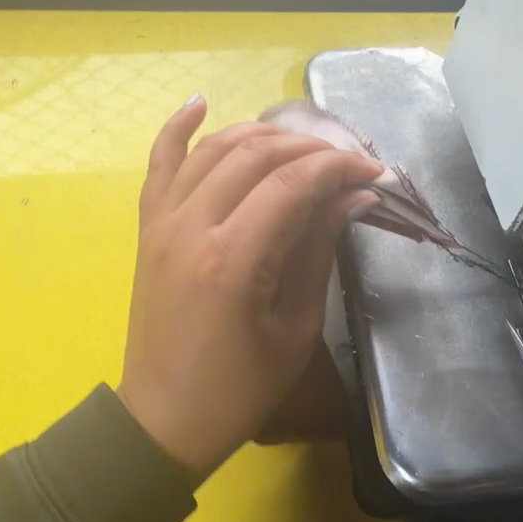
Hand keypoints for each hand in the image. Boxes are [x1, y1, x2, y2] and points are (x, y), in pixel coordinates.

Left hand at [118, 96, 384, 477]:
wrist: (164, 419)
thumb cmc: (239, 388)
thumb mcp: (295, 325)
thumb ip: (319, 249)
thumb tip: (354, 196)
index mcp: (232, 261)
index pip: (291, 184)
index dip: (338, 168)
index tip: (374, 173)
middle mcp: (191, 227)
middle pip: (255, 155)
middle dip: (309, 148)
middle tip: (347, 163)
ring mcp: (162, 223)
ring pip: (213, 149)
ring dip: (261, 134)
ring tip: (303, 144)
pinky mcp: (148, 227)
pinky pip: (160, 164)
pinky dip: (178, 128)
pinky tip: (200, 102)